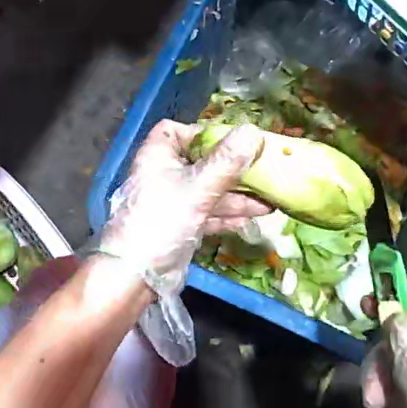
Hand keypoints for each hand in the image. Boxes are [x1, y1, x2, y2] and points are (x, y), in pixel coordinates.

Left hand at [97, 120, 269, 287]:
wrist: (136, 276)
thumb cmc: (162, 222)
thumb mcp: (197, 189)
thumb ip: (226, 162)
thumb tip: (254, 131)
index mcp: (157, 156)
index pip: (176, 131)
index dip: (203, 133)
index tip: (233, 141)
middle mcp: (163, 175)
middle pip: (202, 162)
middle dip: (233, 168)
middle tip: (265, 170)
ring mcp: (173, 202)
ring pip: (209, 190)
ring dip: (238, 195)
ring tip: (270, 200)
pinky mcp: (181, 225)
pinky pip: (208, 212)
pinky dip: (228, 214)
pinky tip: (254, 217)